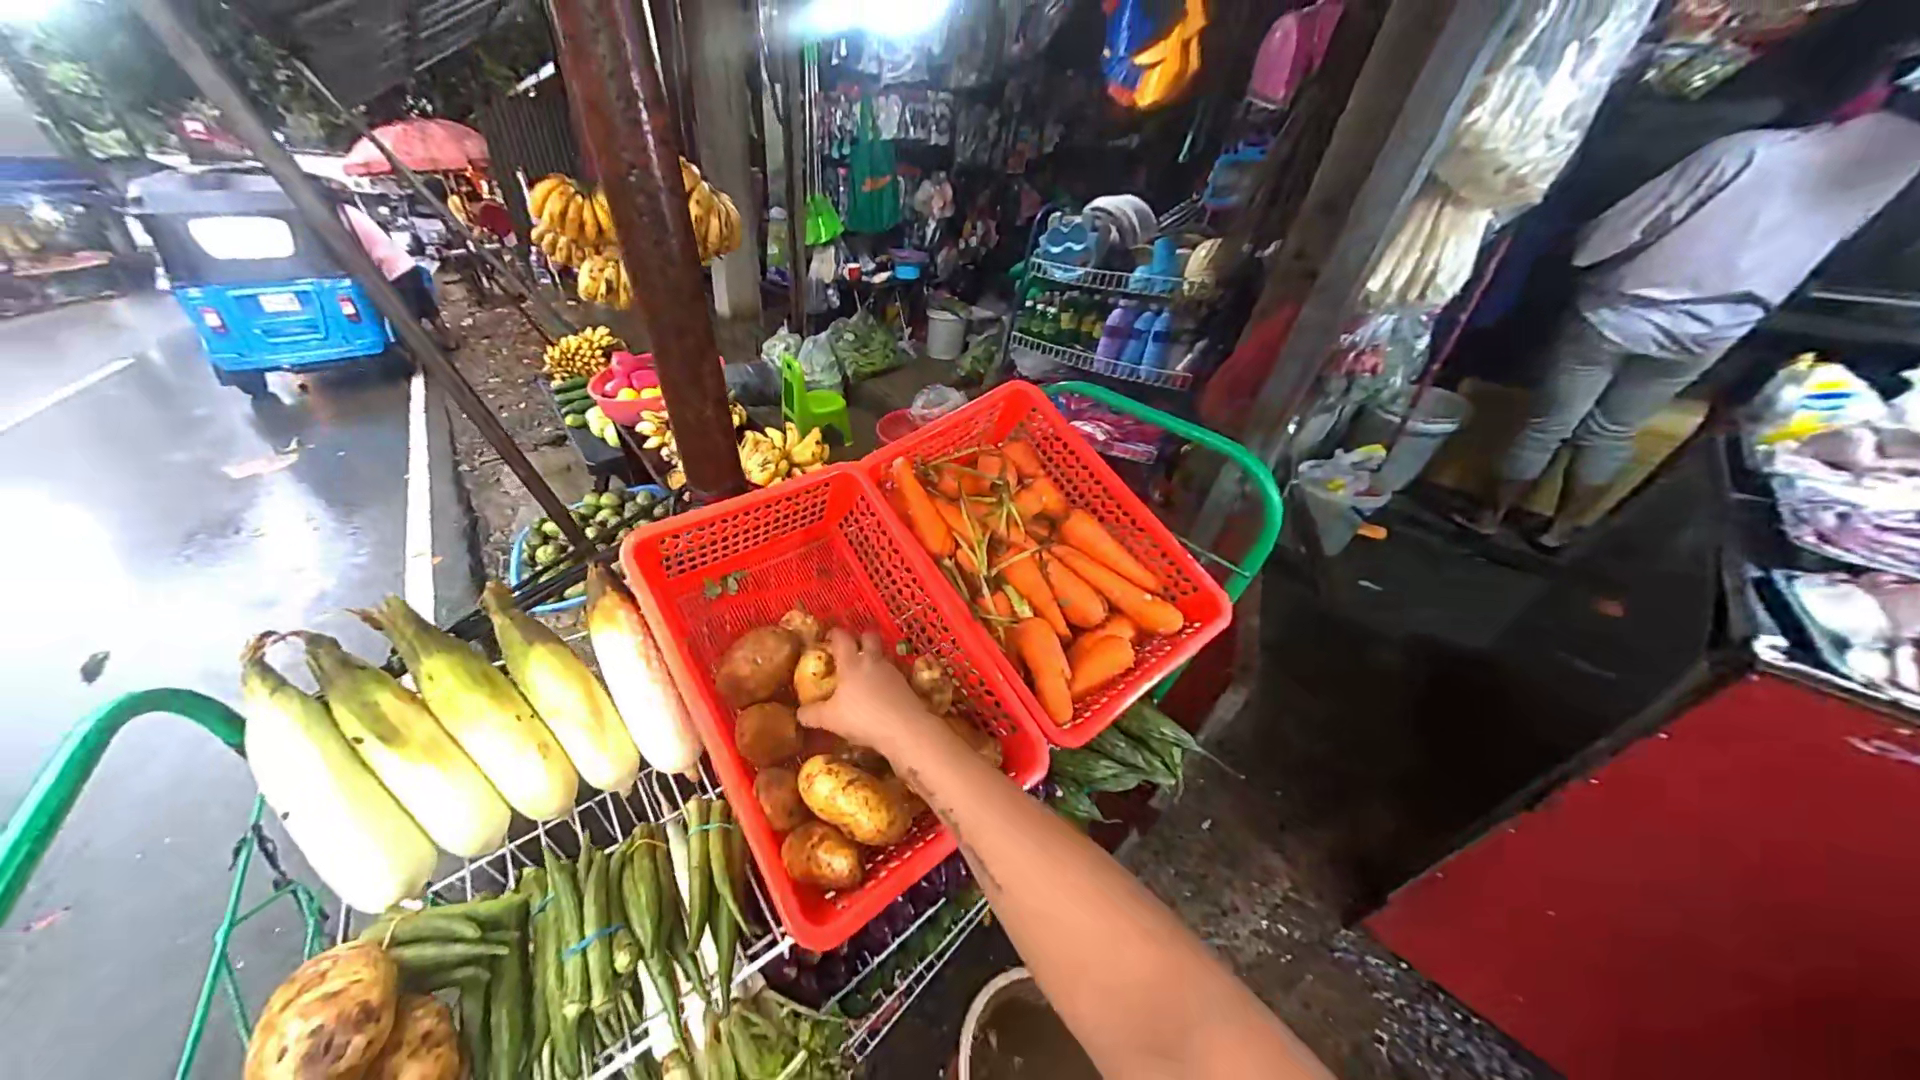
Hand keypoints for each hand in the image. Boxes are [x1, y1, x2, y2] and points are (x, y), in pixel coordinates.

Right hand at [796, 628, 947, 757]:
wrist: (904, 727)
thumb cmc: (862, 717)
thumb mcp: (830, 719)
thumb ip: (812, 714)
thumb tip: (800, 712)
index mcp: (851, 663)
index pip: (842, 638)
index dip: (835, 634)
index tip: (829, 637)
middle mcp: (873, 660)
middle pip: (869, 636)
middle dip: (861, 637)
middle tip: (852, 648)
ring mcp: (892, 670)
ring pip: (883, 655)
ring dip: (874, 658)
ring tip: (866, 673)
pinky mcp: (905, 683)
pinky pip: (892, 673)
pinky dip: (885, 678)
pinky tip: (881, 692)